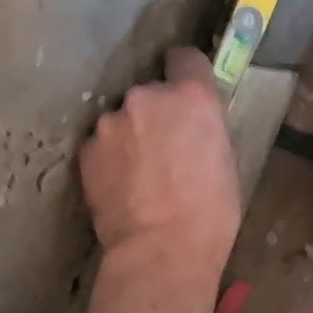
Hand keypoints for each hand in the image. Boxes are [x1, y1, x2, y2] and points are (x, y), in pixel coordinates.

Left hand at [80, 48, 240, 275]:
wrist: (161, 253)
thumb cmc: (209, 218)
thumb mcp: (225, 165)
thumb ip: (204, 133)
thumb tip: (191, 132)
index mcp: (191, 98)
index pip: (185, 59)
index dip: (186, 76)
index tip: (186, 95)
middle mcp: (146, 98)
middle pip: (150, 94)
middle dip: (155, 116)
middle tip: (164, 153)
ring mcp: (111, 123)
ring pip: (122, 122)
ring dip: (129, 139)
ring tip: (140, 178)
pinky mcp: (87, 151)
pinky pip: (102, 147)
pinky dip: (110, 162)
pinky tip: (122, 190)